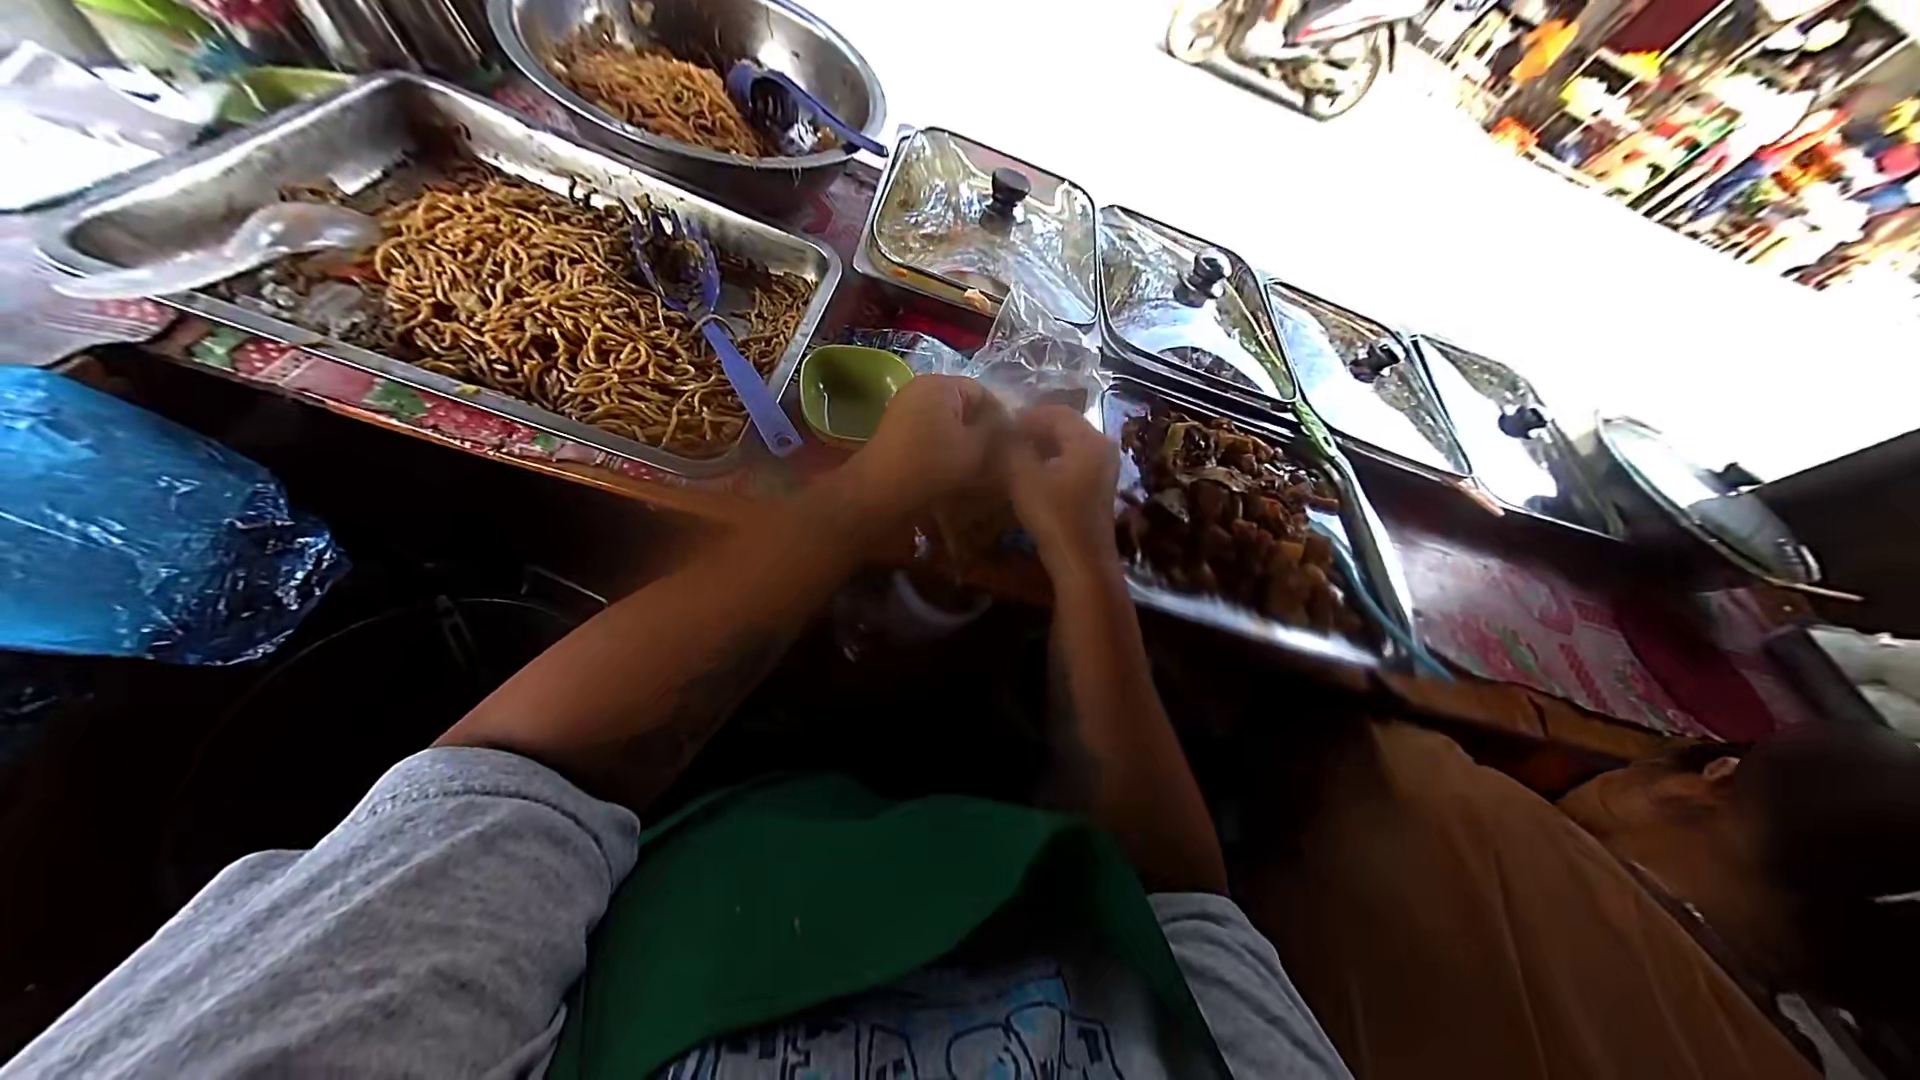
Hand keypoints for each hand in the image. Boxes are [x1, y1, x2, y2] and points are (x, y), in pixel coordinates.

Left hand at [837, 375, 1005, 522]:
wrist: (879, 496)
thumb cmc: (931, 467)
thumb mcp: (976, 449)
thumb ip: (999, 432)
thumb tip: (1012, 427)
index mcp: (941, 385)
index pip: (984, 393)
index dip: (1003, 418)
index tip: (1013, 446)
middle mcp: (920, 389)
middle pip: (965, 406)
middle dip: (983, 430)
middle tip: (999, 458)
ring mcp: (904, 410)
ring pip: (948, 422)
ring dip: (964, 442)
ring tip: (978, 468)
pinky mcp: (896, 432)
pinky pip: (931, 434)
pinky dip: (945, 448)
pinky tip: (953, 470)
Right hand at [1006, 405, 1120, 582]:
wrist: (1082, 562)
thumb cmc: (1054, 516)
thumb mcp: (1024, 477)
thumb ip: (1012, 446)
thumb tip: (1002, 427)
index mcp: (1089, 440)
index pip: (1056, 412)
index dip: (1027, 415)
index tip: (1001, 426)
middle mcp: (1103, 448)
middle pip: (1066, 426)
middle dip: (1034, 429)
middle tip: (1005, 440)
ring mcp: (1104, 469)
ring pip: (1069, 444)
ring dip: (1042, 446)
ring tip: (1014, 456)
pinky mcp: (1098, 487)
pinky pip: (1073, 461)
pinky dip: (1052, 461)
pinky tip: (1032, 475)